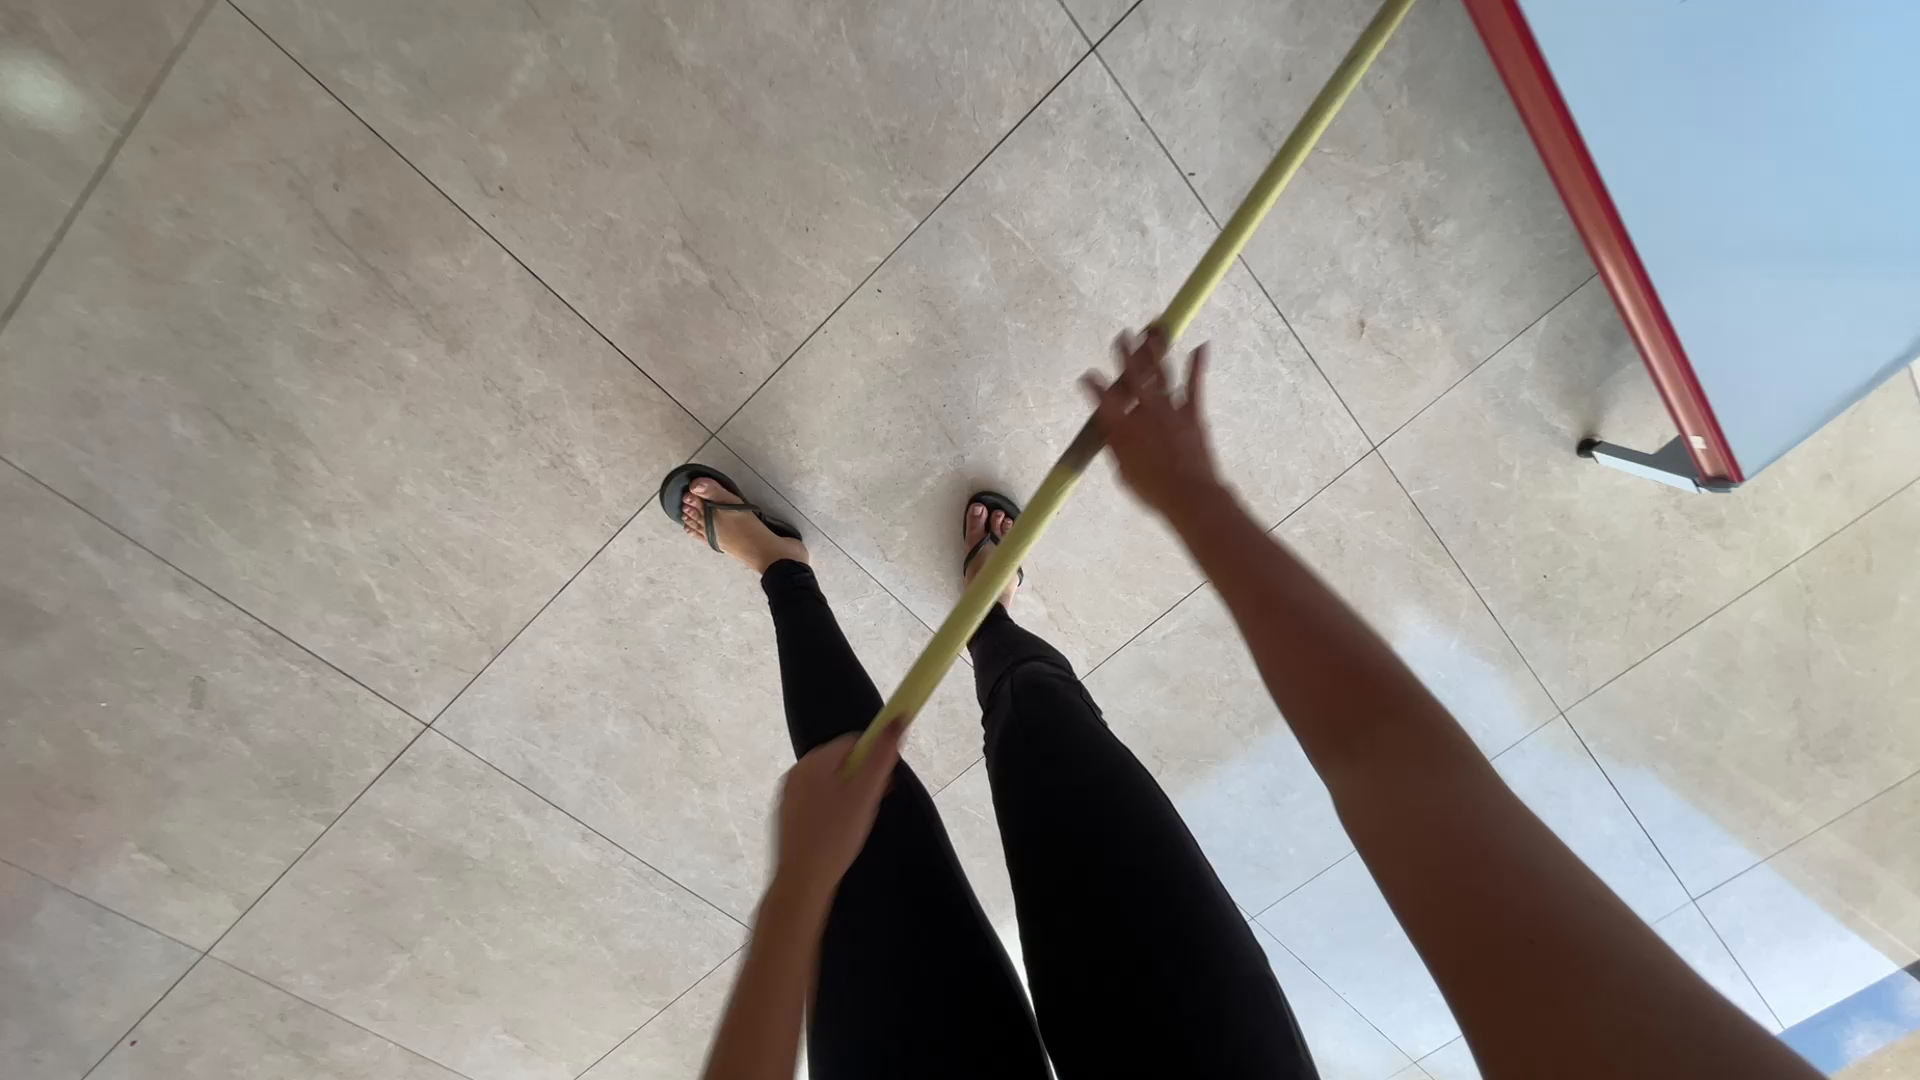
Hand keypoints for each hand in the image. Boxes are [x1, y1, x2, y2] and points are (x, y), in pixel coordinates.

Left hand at [771, 724, 902, 905]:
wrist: (802, 883)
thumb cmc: (836, 836)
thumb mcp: (865, 793)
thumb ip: (882, 755)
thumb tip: (898, 718)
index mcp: (814, 761)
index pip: (854, 743)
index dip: (874, 759)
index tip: (884, 784)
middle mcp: (797, 772)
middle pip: (842, 762)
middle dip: (862, 780)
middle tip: (871, 805)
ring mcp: (788, 795)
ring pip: (831, 783)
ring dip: (849, 796)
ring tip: (856, 822)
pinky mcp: (787, 816)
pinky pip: (817, 801)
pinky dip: (832, 810)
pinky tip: (839, 832)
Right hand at [1082, 327, 1223, 520]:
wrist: (1189, 494)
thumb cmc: (1152, 490)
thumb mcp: (1123, 472)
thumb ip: (1118, 448)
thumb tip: (1114, 433)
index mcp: (1123, 429)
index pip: (1103, 401)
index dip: (1093, 386)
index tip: (1086, 375)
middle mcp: (1144, 413)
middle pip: (1132, 378)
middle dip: (1125, 354)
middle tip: (1121, 335)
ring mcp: (1170, 410)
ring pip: (1161, 374)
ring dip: (1154, 352)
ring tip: (1151, 332)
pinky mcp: (1192, 413)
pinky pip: (1195, 385)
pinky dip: (1198, 365)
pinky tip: (1201, 346)